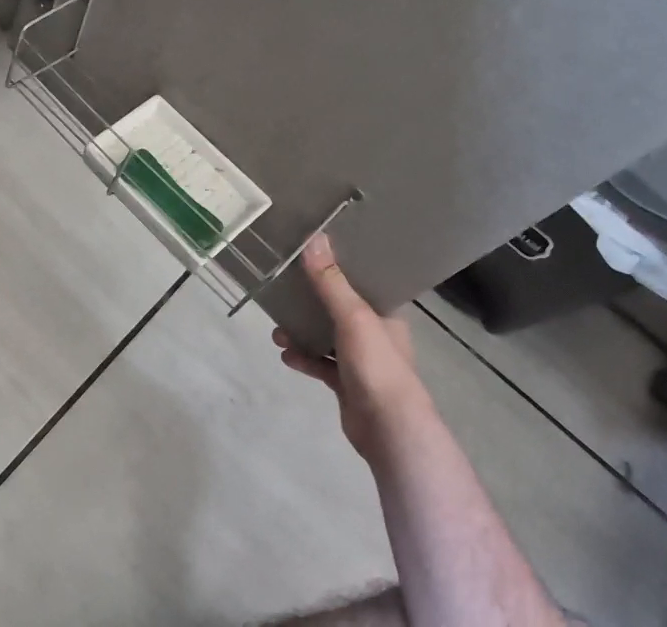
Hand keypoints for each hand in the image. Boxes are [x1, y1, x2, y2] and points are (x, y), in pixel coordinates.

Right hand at [272, 233, 425, 458]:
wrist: (388, 428)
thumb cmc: (377, 365)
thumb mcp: (353, 316)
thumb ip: (330, 281)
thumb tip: (313, 237)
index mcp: (385, 312)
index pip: (361, 281)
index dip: (338, 268)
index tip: (311, 257)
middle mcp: (375, 332)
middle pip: (338, 308)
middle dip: (310, 303)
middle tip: (283, 295)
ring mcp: (360, 359)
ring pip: (326, 336)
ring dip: (302, 332)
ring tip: (278, 332)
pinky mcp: (346, 382)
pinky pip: (321, 364)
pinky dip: (304, 358)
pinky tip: (285, 356)